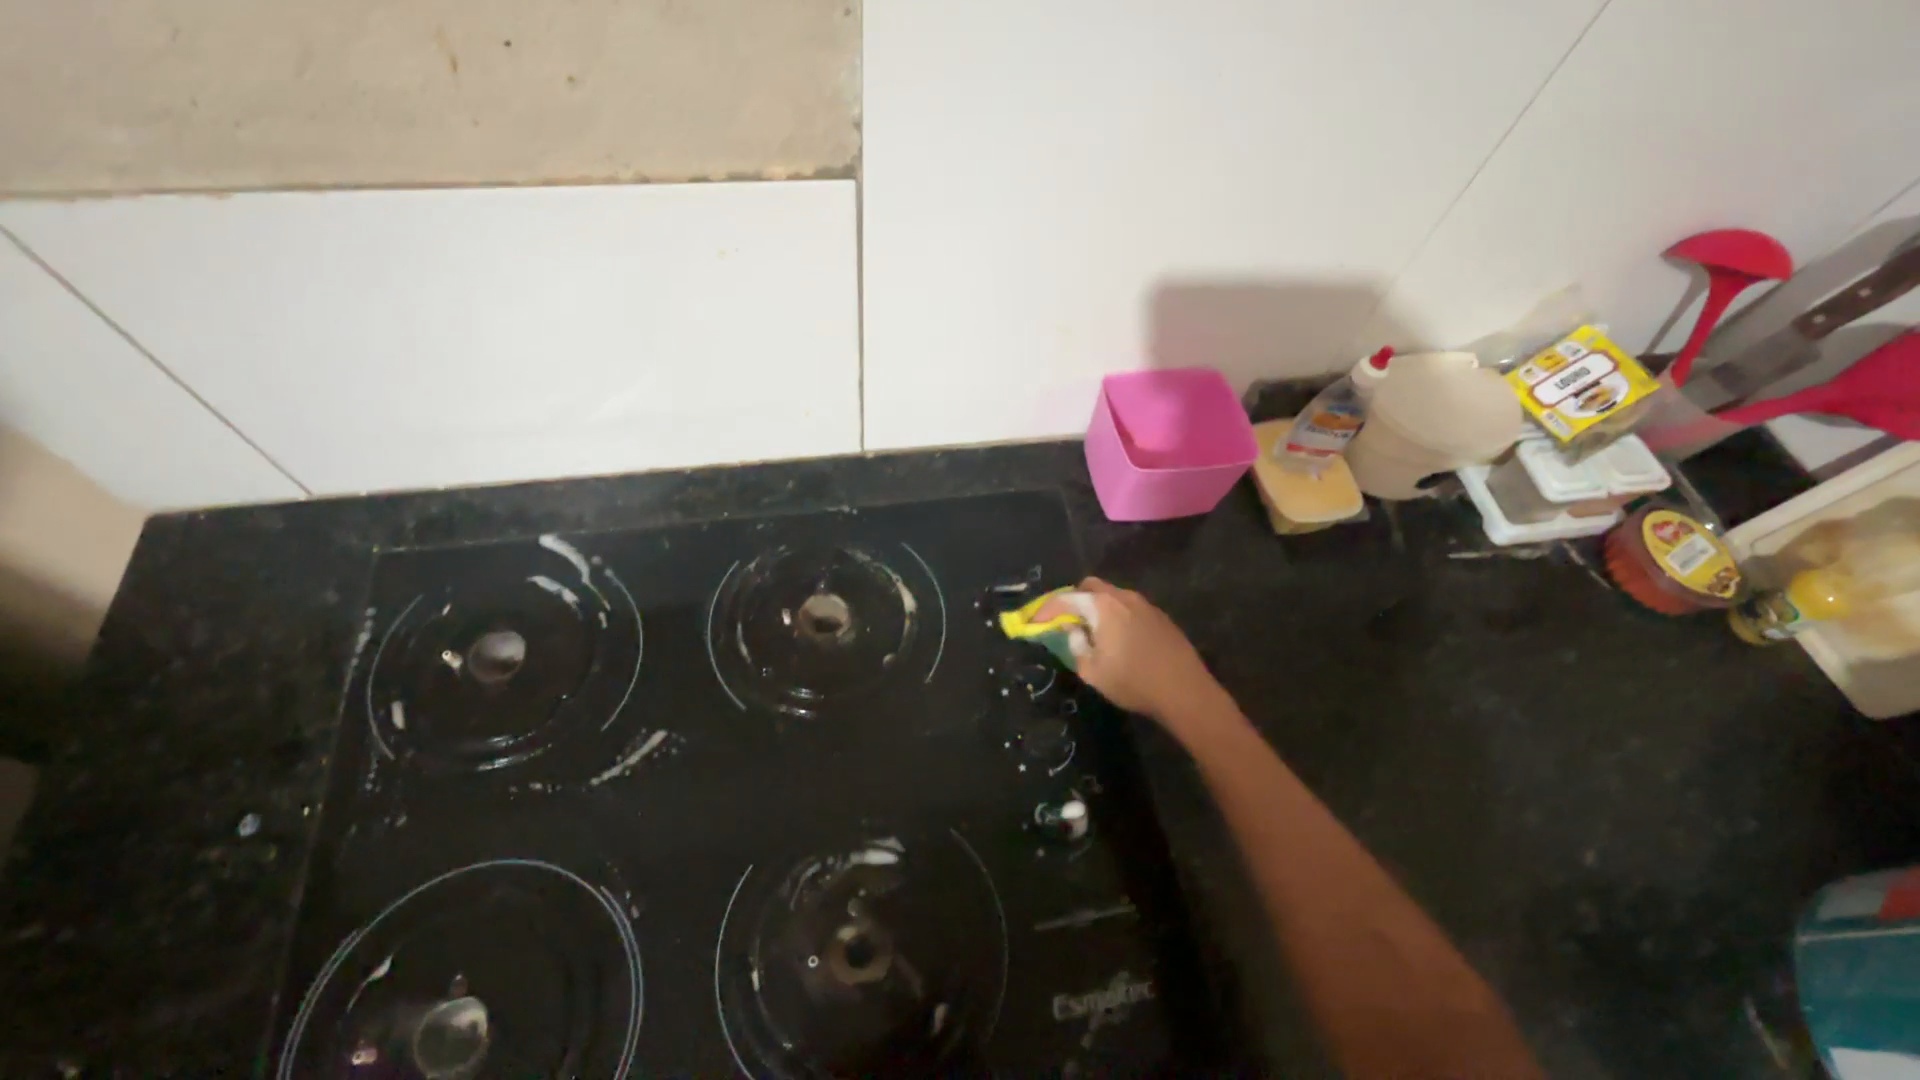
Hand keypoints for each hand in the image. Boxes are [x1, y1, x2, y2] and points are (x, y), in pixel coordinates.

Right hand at [1035, 577, 1221, 722]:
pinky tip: (1118, 637)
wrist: (1185, 691)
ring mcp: (1145, 604)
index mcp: (1103, 606)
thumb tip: (1070, 629)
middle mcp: (1123, 597)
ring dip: (1096, 607)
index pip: (1065, 599)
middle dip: (1072, 601)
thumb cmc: (1133, 682)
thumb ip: (1075, 644)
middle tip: (1064, 622)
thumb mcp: (1092, 671)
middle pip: (1090, 587)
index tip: (1034, 623)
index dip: (1046, 610)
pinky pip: (1128, 606)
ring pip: (1112, 595)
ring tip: (1090, 631)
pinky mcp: (1160, 616)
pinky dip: (1115, 614)